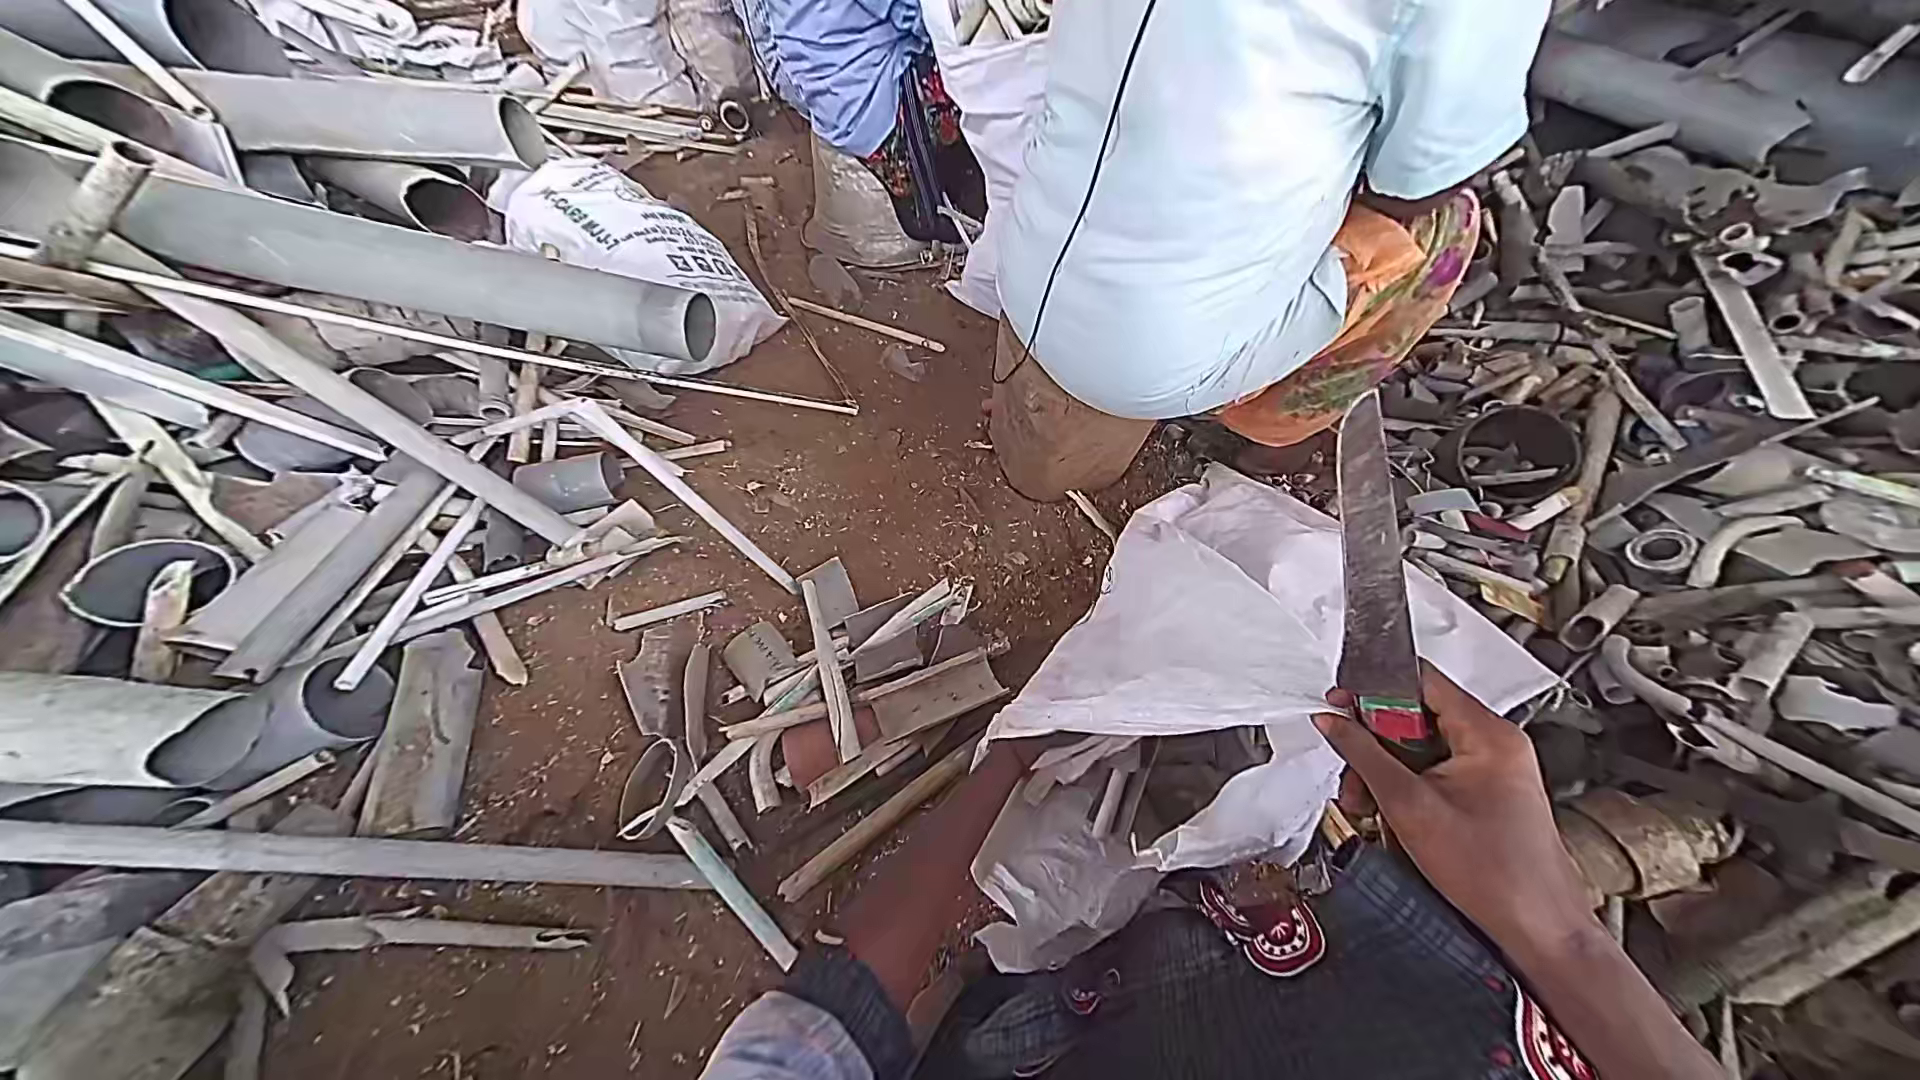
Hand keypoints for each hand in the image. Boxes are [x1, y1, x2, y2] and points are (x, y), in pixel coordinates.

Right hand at [1314, 664, 1595, 952]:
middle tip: (1350, 762)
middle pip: (1410, 713)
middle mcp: (1492, 742)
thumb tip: (1331, 720)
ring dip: (1378, 765)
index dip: (1371, 686)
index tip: (1340, 701)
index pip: (1418, 679)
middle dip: (1370, 739)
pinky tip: (1383, 806)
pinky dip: (1396, 782)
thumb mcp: (1407, 804)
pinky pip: (1424, 766)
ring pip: (1412, 742)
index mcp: (1488, 734)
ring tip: (1364, 796)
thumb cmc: (1496, 876)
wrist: (1539, 933)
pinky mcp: (1479, 786)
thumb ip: (1361, 752)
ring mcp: (1487, 765)